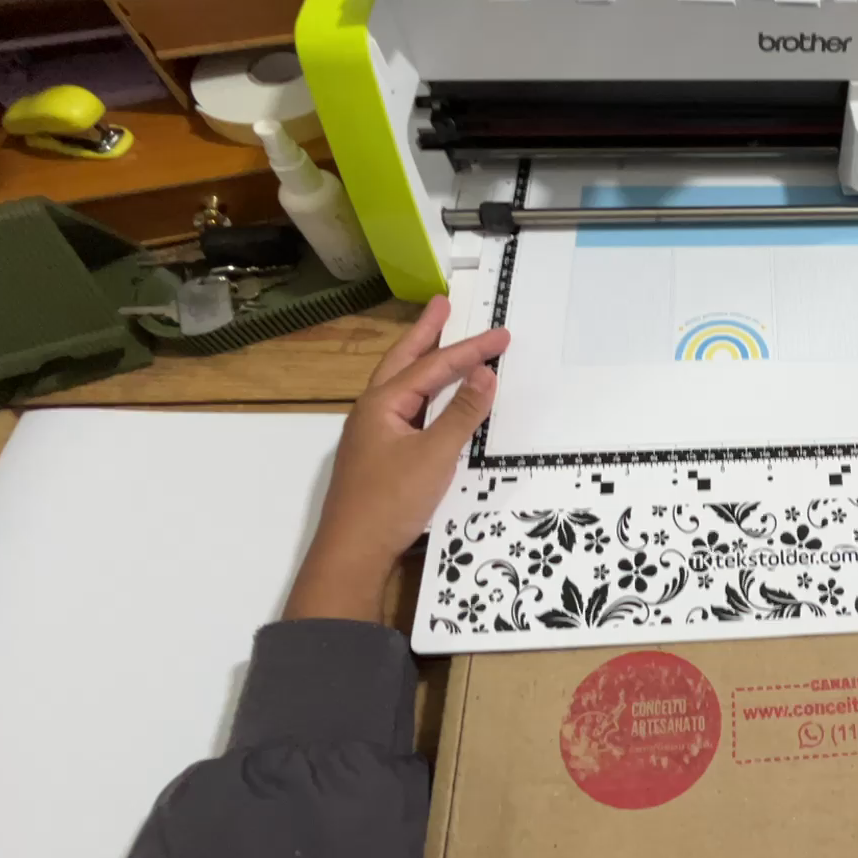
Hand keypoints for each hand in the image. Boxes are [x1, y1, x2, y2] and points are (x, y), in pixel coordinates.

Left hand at [285, 296, 510, 620]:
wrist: (354, 552)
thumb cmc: (391, 501)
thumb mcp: (434, 456)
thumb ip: (462, 414)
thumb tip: (487, 374)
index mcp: (382, 404)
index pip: (433, 367)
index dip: (470, 350)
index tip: (503, 335)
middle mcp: (374, 410)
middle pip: (404, 361)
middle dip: (426, 332)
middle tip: (444, 304)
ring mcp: (375, 431)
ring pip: (403, 383)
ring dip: (423, 358)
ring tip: (440, 338)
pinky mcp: (381, 451)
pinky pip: (408, 405)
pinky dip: (424, 389)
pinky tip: (434, 395)